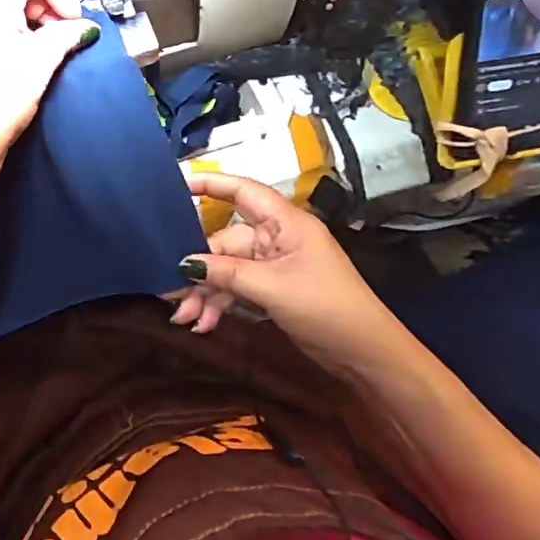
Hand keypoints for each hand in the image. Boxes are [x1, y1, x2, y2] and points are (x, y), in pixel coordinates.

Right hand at [169, 173, 407, 373]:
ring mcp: (274, 264)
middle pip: (224, 241)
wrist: (367, 355)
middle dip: (197, 268)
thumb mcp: (272, 288)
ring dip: (205, 293)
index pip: (243, 191)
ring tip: (186, 319)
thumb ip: (226, 272)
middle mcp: (277, 238)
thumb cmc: (327, 308)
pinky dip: (220, 304)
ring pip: (226, 269)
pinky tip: (205, 324)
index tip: (176, 184)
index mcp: (286, 223)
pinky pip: (236, 287)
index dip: (211, 183)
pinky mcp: (272, 288)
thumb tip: (185, 264)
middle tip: (171, 292)